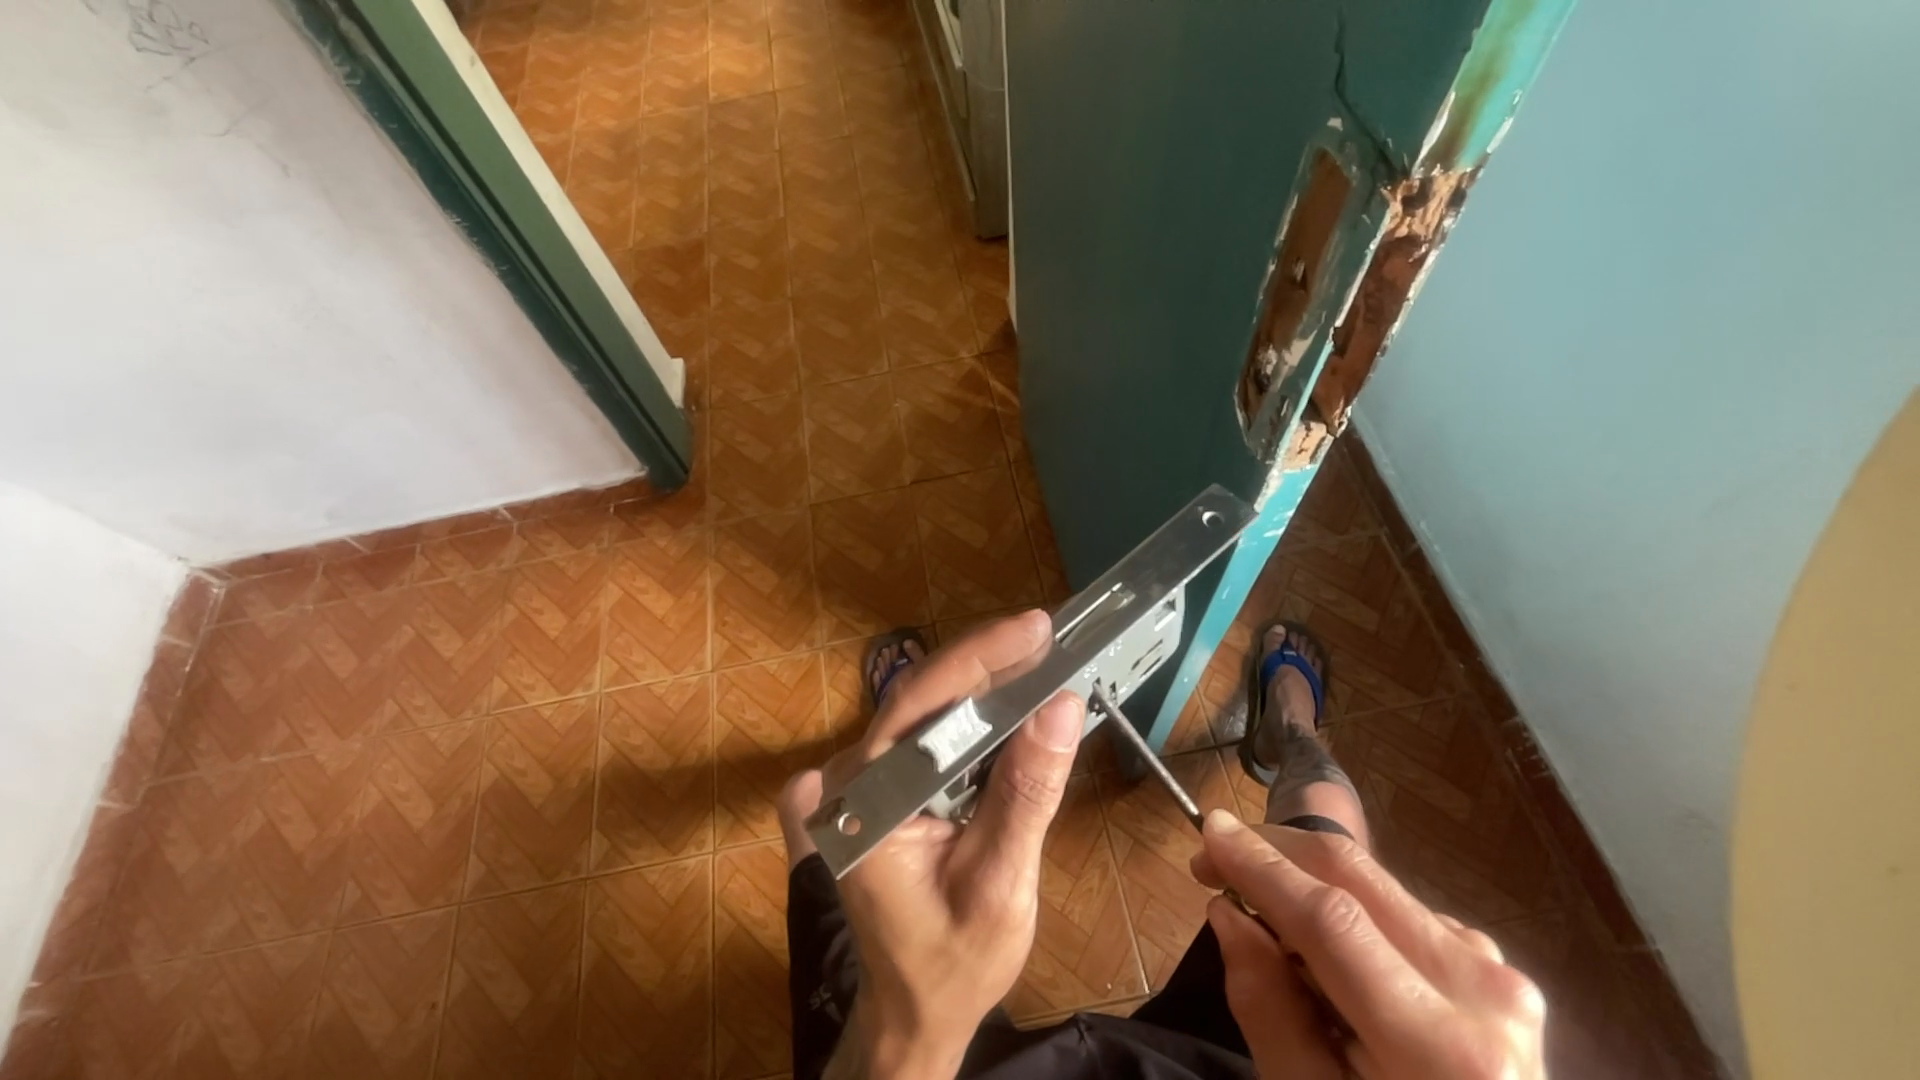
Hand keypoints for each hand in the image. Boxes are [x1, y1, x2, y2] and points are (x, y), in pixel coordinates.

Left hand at [821, 610, 1083, 1079]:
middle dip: (990, 661)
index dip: (981, 658)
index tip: (1038, 629)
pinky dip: (974, 714)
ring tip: (1044, 659)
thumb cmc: (954, 959)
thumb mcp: (1000, 883)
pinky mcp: (882, 789)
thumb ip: (1026, 794)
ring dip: (986, 683)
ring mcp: (862, 782)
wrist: (916, 1007)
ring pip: (927, 711)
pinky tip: (1013, 701)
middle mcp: (852, 780)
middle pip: (922, 698)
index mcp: (866, 802)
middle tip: (1052, 635)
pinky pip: (928, 735)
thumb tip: (1061, 706)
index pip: (923, 706)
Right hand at [1192, 812, 1547, 1079]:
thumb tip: (1226, 911)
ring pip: (1377, 885)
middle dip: (1275, 849)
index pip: (1330, 920)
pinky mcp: (1498, 970)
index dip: (1261, 865)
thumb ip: (1266, 1007)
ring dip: (1306, 877)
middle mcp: (1481, 992)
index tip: (1208, 830)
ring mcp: (1500, 976)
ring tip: (1262, 912)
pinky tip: (1327, 950)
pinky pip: (1403, 911)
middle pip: (1358, 877)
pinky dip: (1349, 908)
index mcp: (1437, 1047)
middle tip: (1215, 856)